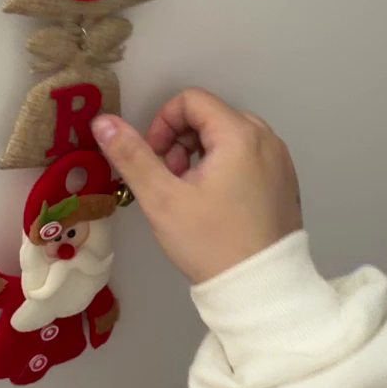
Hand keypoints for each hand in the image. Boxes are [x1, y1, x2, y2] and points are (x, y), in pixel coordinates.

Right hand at [91, 88, 301, 283]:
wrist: (259, 287)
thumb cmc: (209, 242)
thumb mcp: (161, 198)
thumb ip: (131, 155)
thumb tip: (102, 121)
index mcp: (239, 135)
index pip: (190, 100)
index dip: (162, 123)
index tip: (154, 159)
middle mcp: (266, 138)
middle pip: (209, 115)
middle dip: (179, 140)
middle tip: (170, 180)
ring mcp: (279, 159)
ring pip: (227, 135)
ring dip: (198, 153)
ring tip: (188, 192)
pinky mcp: (283, 180)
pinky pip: (246, 154)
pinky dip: (221, 165)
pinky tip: (212, 202)